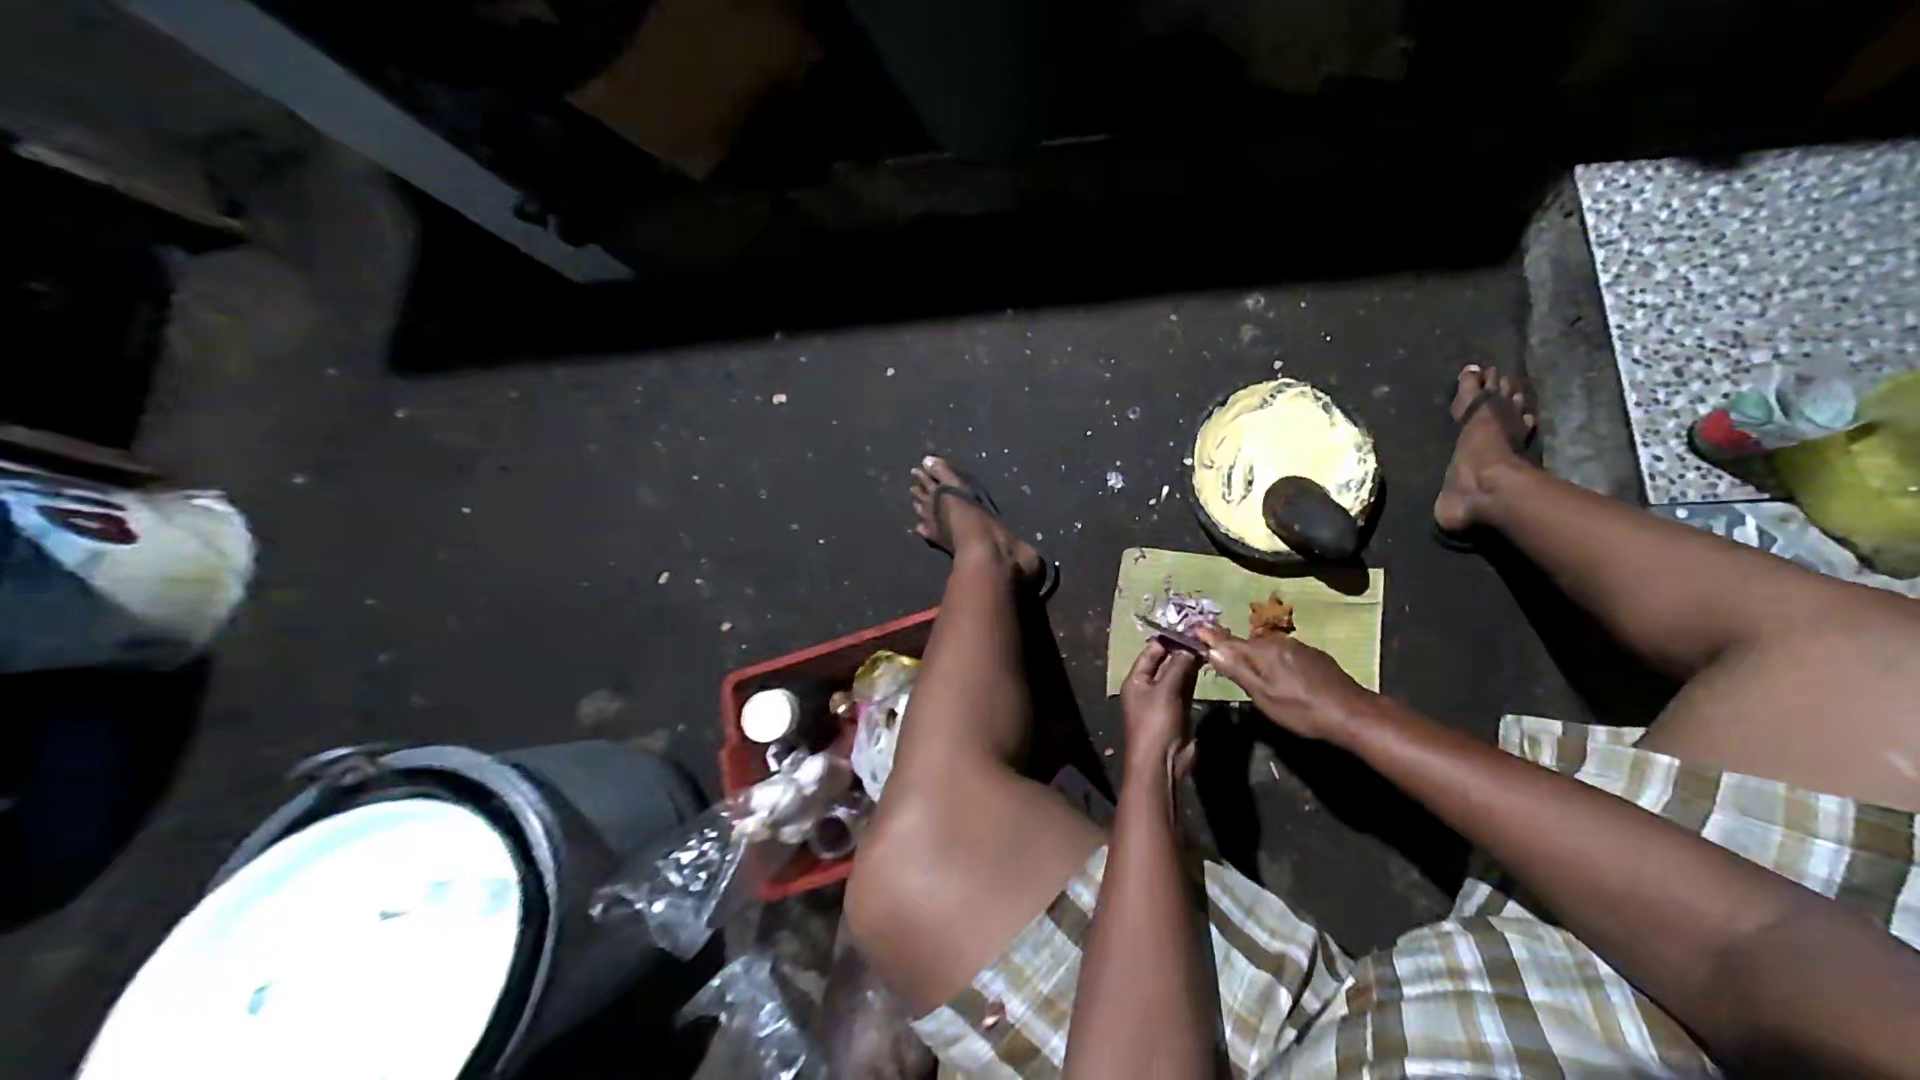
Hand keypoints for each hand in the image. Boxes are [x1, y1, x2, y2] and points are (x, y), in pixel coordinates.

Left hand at [1120, 641, 1200, 776]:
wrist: (1162, 761)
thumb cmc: (1156, 722)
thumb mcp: (1165, 690)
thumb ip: (1177, 667)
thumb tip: (1189, 647)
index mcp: (1136, 680)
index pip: (1150, 652)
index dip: (1167, 640)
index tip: (1187, 628)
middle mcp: (1148, 687)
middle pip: (1165, 663)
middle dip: (1181, 651)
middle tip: (1203, 635)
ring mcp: (1164, 699)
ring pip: (1177, 675)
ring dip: (1190, 663)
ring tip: (1207, 646)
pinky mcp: (1179, 710)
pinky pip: (1186, 689)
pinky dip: (1194, 678)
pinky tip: (1206, 666)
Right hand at [1194, 626, 1372, 741]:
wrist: (1351, 713)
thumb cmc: (1300, 709)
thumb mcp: (1263, 695)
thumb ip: (1237, 670)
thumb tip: (1211, 648)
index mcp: (1261, 651)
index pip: (1227, 641)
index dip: (1210, 636)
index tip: (1193, 628)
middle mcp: (1277, 642)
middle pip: (1247, 645)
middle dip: (1232, 649)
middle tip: (1218, 658)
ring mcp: (1297, 647)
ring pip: (1266, 649)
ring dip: (1255, 657)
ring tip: (1248, 670)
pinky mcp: (1313, 656)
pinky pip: (1282, 654)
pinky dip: (1273, 661)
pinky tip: (1279, 677)